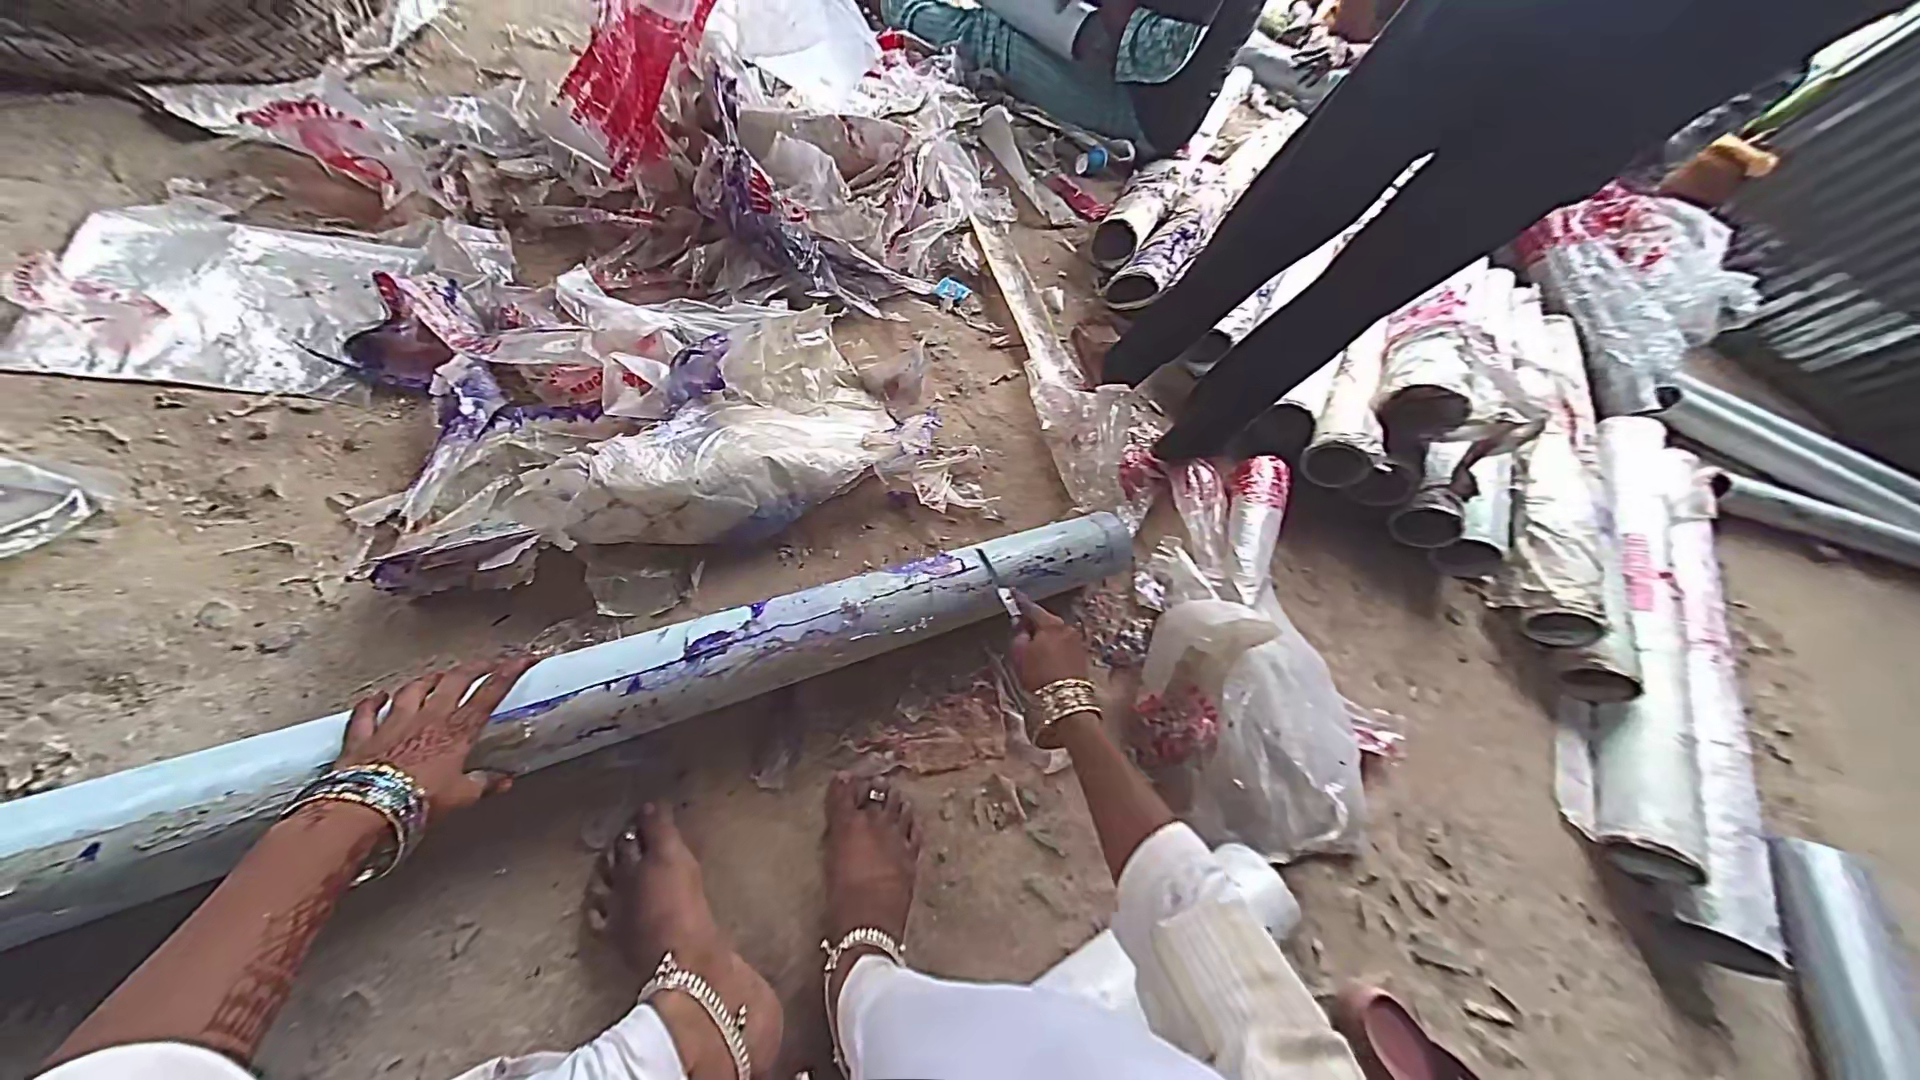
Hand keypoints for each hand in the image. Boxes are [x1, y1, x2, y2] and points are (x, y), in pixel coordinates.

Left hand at [337, 656, 536, 815]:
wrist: (360, 812)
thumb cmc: (416, 802)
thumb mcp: (461, 796)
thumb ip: (484, 784)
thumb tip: (504, 781)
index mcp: (458, 730)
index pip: (491, 692)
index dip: (510, 672)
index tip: (524, 659)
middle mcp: (429, 718)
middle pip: (455, 680)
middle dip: (475, 667)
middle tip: (487, 662)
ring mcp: (394, 724)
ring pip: (414, 689)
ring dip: (429, 679)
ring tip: (439, 674)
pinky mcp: (362, 737)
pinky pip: (366, 712)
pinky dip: (373, 702)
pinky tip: (378, 695)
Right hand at [1011, 592, 1090, 691]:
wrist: (1066, 699)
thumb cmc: (1040, 676)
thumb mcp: (1020, 655)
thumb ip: (1018, 635)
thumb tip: (1020, 626)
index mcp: (1050, 624)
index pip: (1032, 608)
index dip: (1019, 601)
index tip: (1012, 594)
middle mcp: (1066, 628)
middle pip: (1046, 619)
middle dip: (1033, 622)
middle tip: (1019, 627)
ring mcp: (1076, 641)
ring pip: (1055, 632)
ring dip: (1044, 635)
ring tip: (1032, 647)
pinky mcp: (1081, 654)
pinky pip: (1062, 643)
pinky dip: (1053, 645)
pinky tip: (1046, 655)